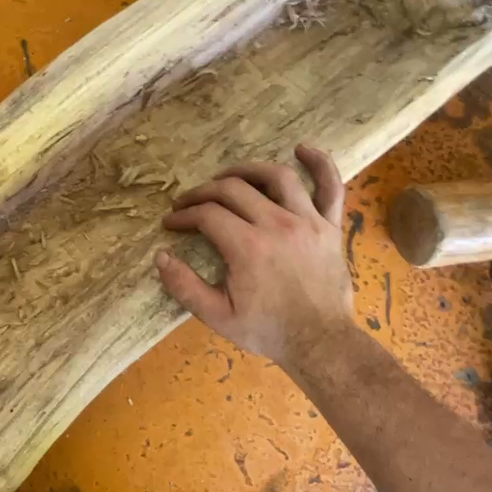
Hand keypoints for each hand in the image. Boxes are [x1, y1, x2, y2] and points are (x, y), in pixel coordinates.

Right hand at [155, 145, 354, 367]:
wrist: (320, 342)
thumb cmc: (266, 330)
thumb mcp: (216, 315)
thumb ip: (185, 286)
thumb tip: (160, 257)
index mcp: (248, 247)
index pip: (207, 214)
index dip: (183, 216)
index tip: (171, 224)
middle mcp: (277, 225)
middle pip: (233, 189)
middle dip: (202, 193)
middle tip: (187, 205)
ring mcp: (308, 222)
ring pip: (275, 177)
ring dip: (245, 170)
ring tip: (226, 176)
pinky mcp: (329, 227)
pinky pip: (330, 187)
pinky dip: (319, 163)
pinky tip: (302, 149)